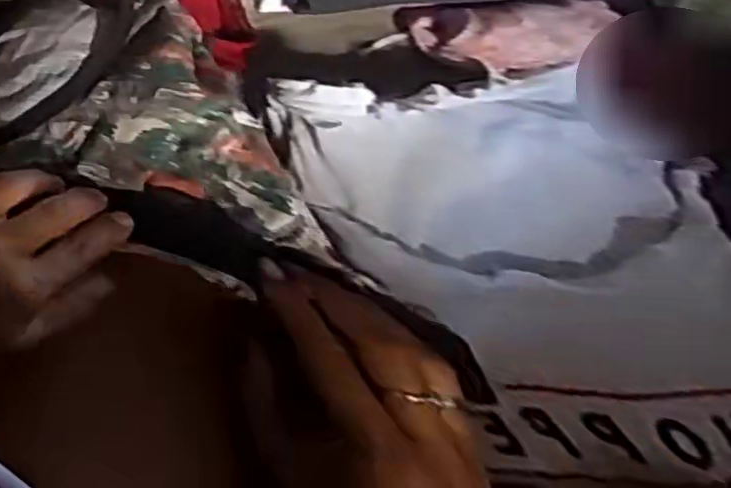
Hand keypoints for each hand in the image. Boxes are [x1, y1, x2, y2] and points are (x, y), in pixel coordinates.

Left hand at [0, 169, 132, 354]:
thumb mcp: (25, 333)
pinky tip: (22, 182)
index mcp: (27, 287)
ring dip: (48, 180)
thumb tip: (111, 278)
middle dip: (87, 201)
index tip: (125, 220)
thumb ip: (70, 306)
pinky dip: (11, 178)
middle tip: (99, 197)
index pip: (81, 250)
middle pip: (58, 211)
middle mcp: (3, 247)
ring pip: (22, 184)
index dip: (109, 232)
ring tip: (60, 184)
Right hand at [262, 266, 486, 487]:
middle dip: (335, 300)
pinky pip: (442, 377)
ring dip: (372, 313)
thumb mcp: (282, 460)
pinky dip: (404, 340)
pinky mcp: (477, 447)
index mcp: (377, 448)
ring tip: (330, 288)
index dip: (295, 308)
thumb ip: (262, 394)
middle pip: (385, 348)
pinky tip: (373, 322)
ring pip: (423, 356)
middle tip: (295, 269)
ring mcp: (464, 445)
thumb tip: (253, 332)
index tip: (266, 270)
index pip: (330, 356)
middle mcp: (430, 441)